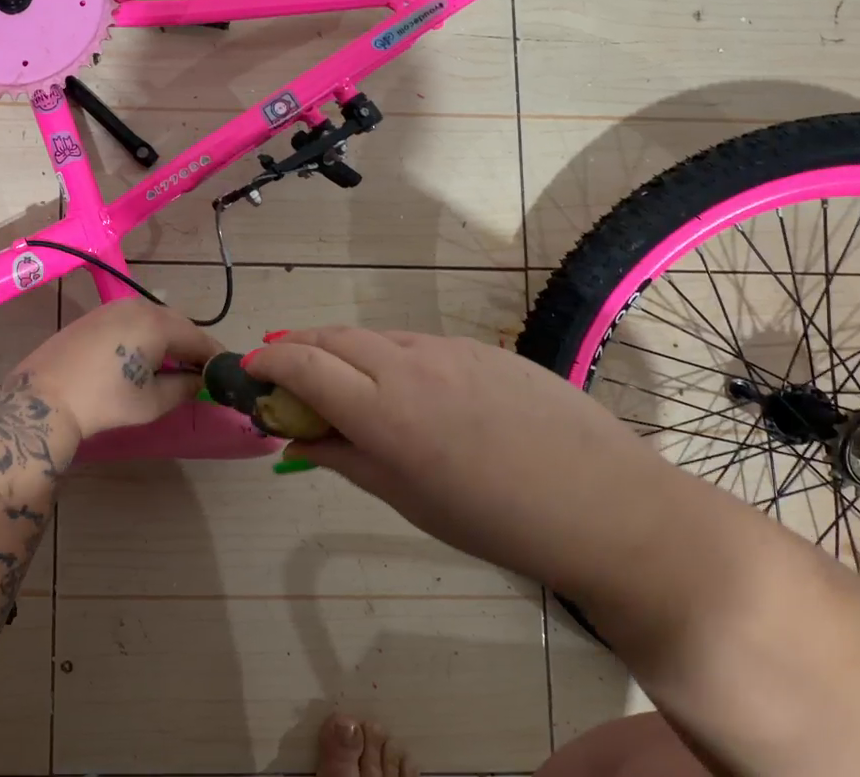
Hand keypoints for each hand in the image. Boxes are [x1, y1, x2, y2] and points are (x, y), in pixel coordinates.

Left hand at [15, 298, 222, 442]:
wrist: (44, 399)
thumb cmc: (104, 402)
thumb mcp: (152, 401)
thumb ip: (184, 387)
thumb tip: (200, 381)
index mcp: (157, 323)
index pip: (198, 338)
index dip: (214, 357)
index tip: (224, 375)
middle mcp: (136, 306)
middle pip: (176, 324)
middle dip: (190, 347)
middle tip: (200, 373)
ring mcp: (111, 308)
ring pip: (152, 320)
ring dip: (167, 340)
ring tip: (173, 368)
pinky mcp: (92, 317)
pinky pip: (129, 321)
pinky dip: (143, 337)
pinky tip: (141, 359)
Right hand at [244, 328, 693, 595]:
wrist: (610, 510)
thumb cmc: (497, 522)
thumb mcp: (407, 499)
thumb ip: (345, 457)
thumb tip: (300, 437)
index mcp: (383, 411)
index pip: (301, 363)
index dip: (266, 362)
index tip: (249, 372)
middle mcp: (409, 365)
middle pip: (331, 337)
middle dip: (297, 347)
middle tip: (284, 373)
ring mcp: (451, 350)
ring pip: (375, 336)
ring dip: (343, 350)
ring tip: (342, 382)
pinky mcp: (486, 349)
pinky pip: (418, 343)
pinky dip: (389, 355)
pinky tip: (408, 389)